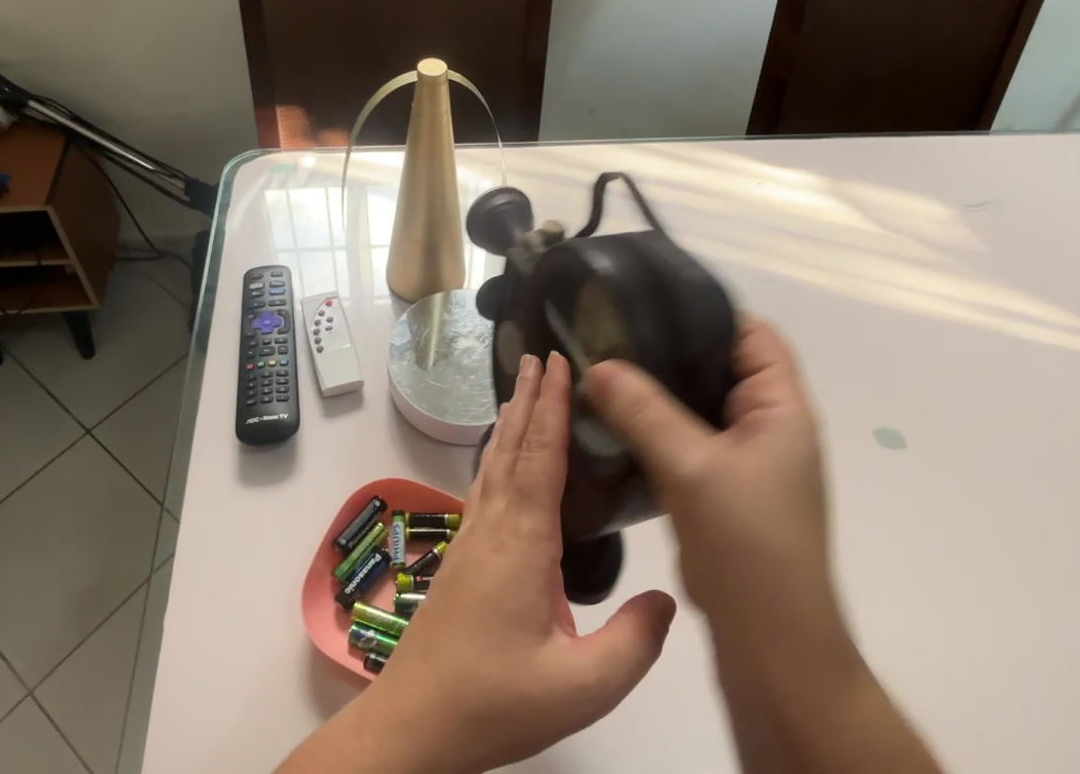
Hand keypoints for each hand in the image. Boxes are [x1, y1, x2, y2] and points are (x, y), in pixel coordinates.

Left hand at [350, 352, 677, 772]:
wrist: (414, 723)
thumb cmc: (493, 702)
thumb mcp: (580, 687)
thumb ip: (632, 644)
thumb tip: (665, 599)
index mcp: (521, 543)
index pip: (540, 457)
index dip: (553, 407)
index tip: (559, 363)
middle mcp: (492, 528)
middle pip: (512, 448)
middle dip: (528, 399)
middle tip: (540, 355)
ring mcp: (471, 542)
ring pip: (494, 465)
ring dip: (511, 422)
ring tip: (523, 389)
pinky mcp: (462, 559)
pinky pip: (486, 489)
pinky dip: (499, 456)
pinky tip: (504, 461)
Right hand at [585, 317, 950, 773]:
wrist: (769, 640)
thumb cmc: (749, 543)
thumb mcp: (695, 468)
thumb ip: (645, 412)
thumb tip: (597, 364)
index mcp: (781, 407)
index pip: (752, 334)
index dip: (706, 312)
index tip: (646, 301)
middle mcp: (765, 425)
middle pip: (717, 367)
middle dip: (666, 351)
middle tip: (608, 334)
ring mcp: (742, 459)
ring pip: (695, 407)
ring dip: (654, 392)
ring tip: (599, 371)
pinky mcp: (717, 488)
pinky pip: (682, 441)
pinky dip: (651, 428)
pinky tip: (609, 423)